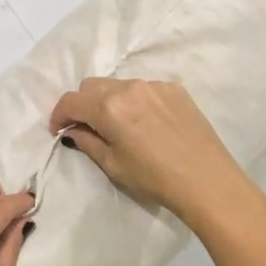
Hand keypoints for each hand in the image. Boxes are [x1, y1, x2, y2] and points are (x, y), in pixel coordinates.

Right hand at [49, 77, 256, 222]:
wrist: (207, 181)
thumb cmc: (154, 179)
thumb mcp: (112, 165)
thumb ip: (87, 142)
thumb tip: (73, 130)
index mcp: (108, 107)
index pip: (70, 101)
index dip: (58, 116)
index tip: (59, 131)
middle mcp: (128, 88)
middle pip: (90, 86)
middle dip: (82, 105)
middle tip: (87, 128)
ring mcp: (154, 85)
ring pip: (117, 85)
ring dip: (108, 101)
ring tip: (119, 126)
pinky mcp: (174, 89)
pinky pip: (143, 88)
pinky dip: (135, 101)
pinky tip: (147, 124)